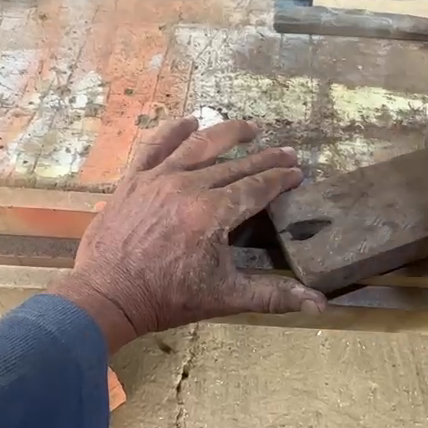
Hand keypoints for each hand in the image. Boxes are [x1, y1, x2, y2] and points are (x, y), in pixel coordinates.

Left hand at [51, 116, 326, 350]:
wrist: (107, 296)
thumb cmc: (168, 299)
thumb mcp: (226, 297)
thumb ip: (274, 296)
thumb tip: (320, 305)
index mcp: (213, 214)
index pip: (257, 187)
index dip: (281, 178)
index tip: (298, 172)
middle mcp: (188, 186)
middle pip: (236, 165)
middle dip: (266, 158)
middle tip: (288, 152)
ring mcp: (157, 178)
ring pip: (199, 145)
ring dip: (228, 133)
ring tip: (250, 127)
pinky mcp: (133, 180)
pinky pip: (156, 145)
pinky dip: (174, 130)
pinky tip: (190, 121)